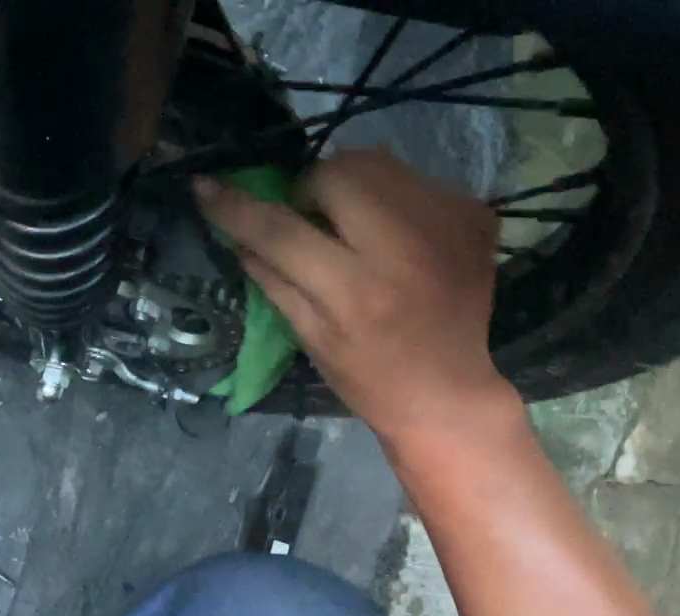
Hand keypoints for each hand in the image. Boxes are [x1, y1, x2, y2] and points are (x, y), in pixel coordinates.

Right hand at [194, 148, 517, 444]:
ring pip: (377, 163)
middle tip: (307, 223)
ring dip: (348, 187)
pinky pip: (413, 180)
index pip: (282, 231)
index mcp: (356, 291)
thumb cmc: (368, 378)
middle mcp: (405, 245)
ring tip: (350, 226)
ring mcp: (448, 220)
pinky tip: (392, 239)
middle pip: (336, 173)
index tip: (206, 187)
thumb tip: (238, 237)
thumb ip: (275, 281)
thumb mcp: (311, 339)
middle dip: (308, 189)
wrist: (447, 389)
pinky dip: (388, 200)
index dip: (238, 207)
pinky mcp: (474, 211)